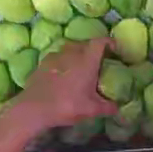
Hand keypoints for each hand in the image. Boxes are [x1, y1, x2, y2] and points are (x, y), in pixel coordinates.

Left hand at [2, 38, 116, 134]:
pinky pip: (56, 58)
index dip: (108, 42)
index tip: (113, 49)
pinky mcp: (42, 63)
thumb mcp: (91, 110)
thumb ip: (107, 107)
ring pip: (69, 49)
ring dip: (75, 55)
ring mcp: (55, 56)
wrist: (34, 108)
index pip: (100, 42)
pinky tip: (61, 75)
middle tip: (96, 62)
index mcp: (87, 60)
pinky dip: (62, 62)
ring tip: (78, 67)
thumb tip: (118, 108)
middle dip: (92, 50)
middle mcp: (72, 53)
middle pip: (85, 44)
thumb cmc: (67, 105)